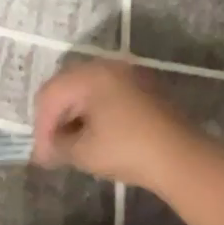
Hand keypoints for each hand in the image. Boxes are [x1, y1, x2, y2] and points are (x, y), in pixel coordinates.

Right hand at [32, 60, 203, 189]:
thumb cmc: (127, 150)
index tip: (42, 157)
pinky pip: (109, 95)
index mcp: (90, 75)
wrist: (182, 158)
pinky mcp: (145, 89)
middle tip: (52, 149)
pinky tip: (94, 136)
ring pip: (89, 91)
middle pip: (68, 88)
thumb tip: (47, 149)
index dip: (41, 127)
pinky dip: (96, 113)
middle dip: (56, 119)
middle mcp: (109, 66)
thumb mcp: (83, 152)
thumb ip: (57, 146)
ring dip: (75, 116)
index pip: (50, 96)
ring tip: (71, 145)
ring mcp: (130, 75)